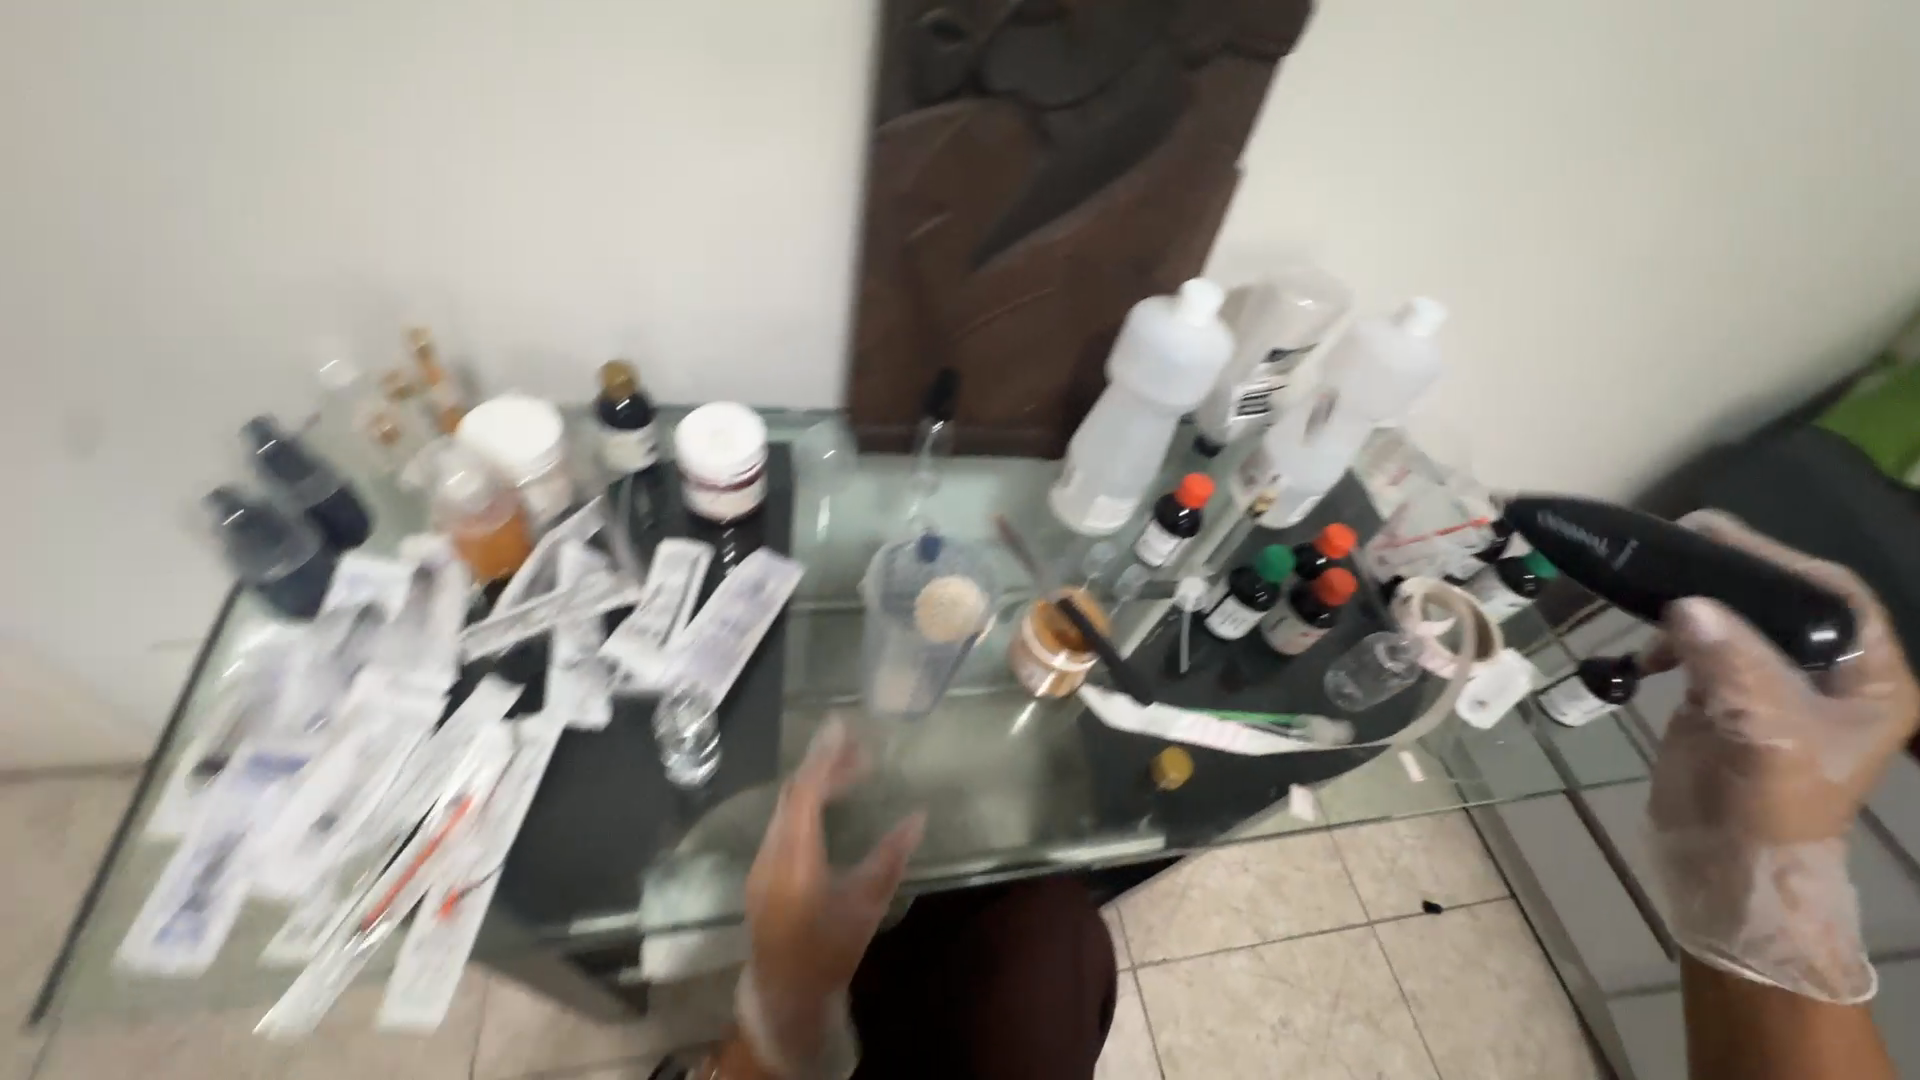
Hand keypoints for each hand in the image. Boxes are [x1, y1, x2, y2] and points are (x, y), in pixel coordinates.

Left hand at [736, 719, 925, 1076]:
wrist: (784, 995)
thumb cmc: (828, 951)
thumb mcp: (866, 906)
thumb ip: (891, 858)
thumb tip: (918, 816)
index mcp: (795, 858)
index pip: (805, 792)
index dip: (823, 757)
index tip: (842, 727)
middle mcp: (771, 851)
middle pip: (794, 792)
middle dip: (825, 764)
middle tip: (861, 746)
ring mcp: (762, 861)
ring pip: (787, 805)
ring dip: (817, 782)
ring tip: (854, 769)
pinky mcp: (763, 870)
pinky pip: (784, 820)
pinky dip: (807, 802)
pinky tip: (831, 802)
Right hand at [1643, 511, 1918, 1002]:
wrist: (1726, 860)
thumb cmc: (1768, 803)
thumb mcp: (1761, 731)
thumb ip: (1730, 664)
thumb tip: (1686, 605)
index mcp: (1865, 681)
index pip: (1831, 598)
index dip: (1777, 560)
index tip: (1714, 534)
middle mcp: (1823, 677)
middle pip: (1779, 604)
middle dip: (1728, 575)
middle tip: (1673, 543)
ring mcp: (1769, 688)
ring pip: (1735, 624)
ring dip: (1693, 606)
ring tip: (1650, 589)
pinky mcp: (1720, 701)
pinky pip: (1698, 651)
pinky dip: (1669, 640)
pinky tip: (1645, 649)